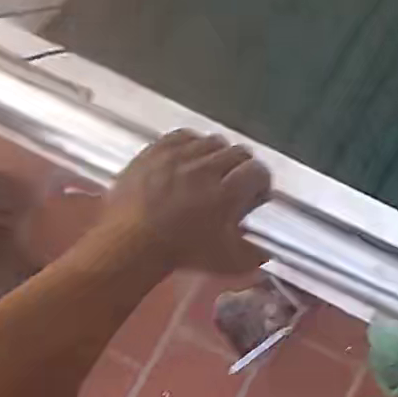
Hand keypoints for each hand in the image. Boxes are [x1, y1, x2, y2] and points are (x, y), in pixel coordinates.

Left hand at [97, 130, 270, 274]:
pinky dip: (192, 145)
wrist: (130, 245)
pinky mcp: (155, 151)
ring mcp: (178, 157)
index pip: (259, 171)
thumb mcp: (229, 261)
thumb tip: (267, 250)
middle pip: (239, 152)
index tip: (256, 194)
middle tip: (235, 185)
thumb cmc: (182, 254)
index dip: (261, 182)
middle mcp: (206, 169)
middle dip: (242, 168)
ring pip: (213, 141)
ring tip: (211, 172)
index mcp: (227, 193)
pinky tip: (189, 161)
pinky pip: (184, 135)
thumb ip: (256, 253)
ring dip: (218, 155)